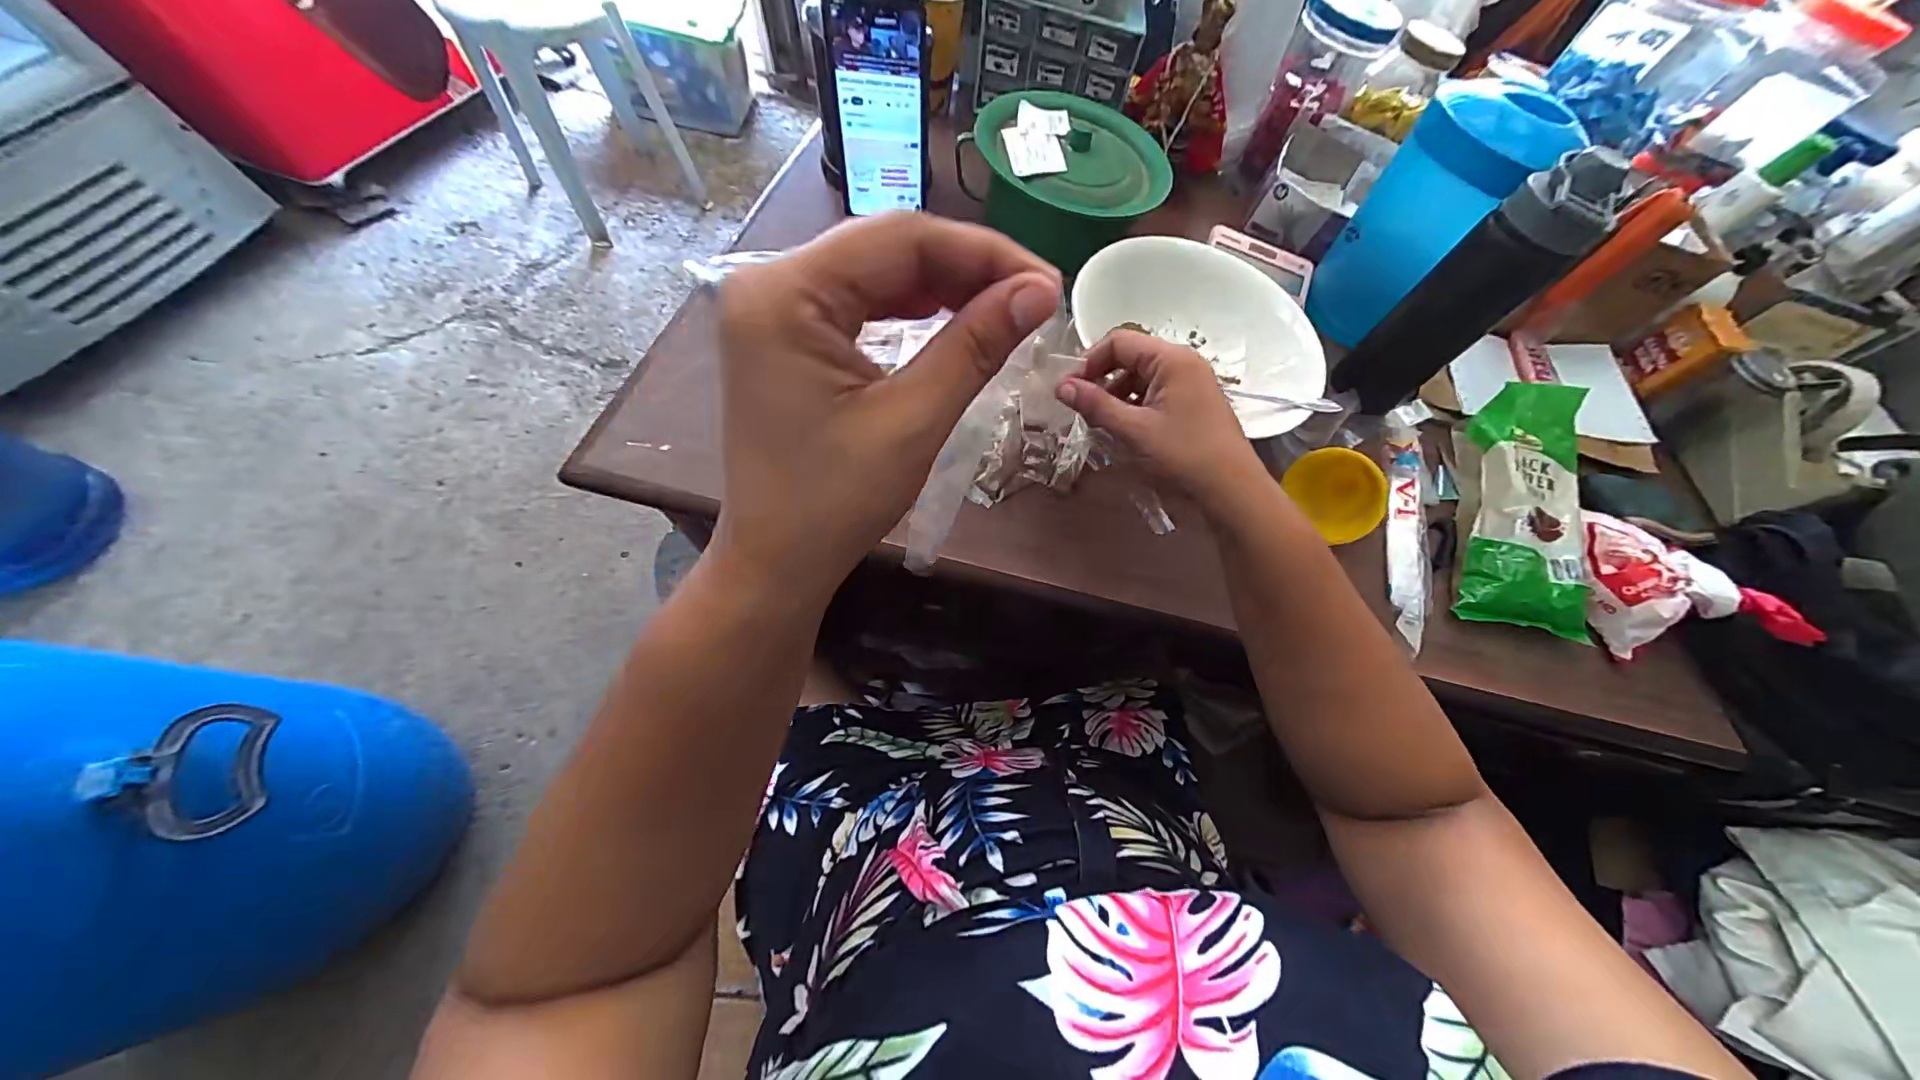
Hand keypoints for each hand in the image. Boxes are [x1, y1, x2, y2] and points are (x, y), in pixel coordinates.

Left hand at [714, 213, 1059, 590]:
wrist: (776, 560)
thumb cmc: (836, 503)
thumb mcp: (913, 420)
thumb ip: (975, 345)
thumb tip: (1039, 291)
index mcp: (785, 294)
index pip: (900, 237)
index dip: (984, 252)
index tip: (1046, 281)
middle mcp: (767, 283)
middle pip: (885, 247)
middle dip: (966, 268)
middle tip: (1032, 298)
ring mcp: (771, 309)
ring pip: (874, 272)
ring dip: (942, 286)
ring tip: (1003, 308)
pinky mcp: (783, 335)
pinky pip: (856, 302)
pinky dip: (908, 309)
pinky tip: (950, 318)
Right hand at [1055, 329, 1270, 510]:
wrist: (1231, 489)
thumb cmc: (1183, 456)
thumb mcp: (1134, 430)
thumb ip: (1096, 405)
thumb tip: (1061, 387)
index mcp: (1171, 359)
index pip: (1118, 341)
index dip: (1089, 362)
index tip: (1069, 390)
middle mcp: (1183, 363)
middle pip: (1129, 357)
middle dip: (1101, 379)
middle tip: (1081, 408)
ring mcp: (1190, 383)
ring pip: (1140, 377)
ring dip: (1115, 395)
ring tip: (1099, 422)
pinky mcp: (1191, 403)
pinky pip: (1154, 393)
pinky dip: (1133, 405)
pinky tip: (1123, 428)